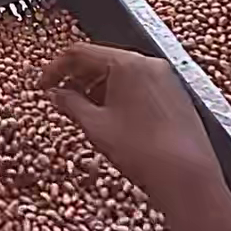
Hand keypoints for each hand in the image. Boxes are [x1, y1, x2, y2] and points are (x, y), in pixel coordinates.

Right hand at [39, 44, 230, 230]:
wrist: (187, 177)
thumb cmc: (140, 150)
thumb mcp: (95, 126)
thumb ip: (70, 103)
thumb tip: (56, 94)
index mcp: (127, 63)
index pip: (80, 53)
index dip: (55, 69)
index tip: (42, 85)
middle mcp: (148, 63)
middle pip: (102, 60)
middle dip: (76, 78)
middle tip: (59, 98)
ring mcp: (165, 79)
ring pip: (120, 73)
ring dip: (96, 87)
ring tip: (83, 111)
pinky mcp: (175, 95)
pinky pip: (138, 85)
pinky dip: (118, 95)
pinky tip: (110, 118)